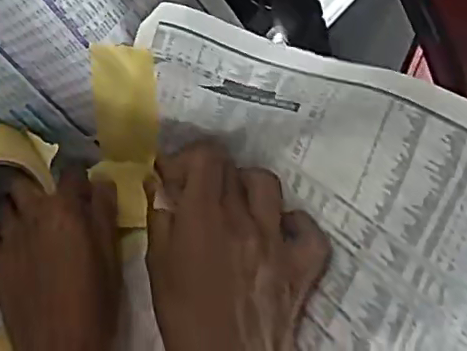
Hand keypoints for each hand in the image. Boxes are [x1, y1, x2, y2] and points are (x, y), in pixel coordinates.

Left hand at [0, 166, 121, 350]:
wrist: (62, 350)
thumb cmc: (95, 307)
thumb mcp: (111, 261)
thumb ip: (105, 216)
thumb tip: (102, 180)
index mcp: (65, 209)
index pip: (70, 173)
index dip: (77, 179)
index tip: (81, 189)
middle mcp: (32, 212)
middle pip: (24, 181)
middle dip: (34, 189)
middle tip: (45, 207)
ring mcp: (8, 234)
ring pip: (3, 205)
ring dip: (11, 210)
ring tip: (21, 223)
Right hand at [147, 141, 330, 350]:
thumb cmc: (182, 313)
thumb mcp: (156, 260)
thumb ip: (158, 215)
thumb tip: (158, 186)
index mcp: (203, 212)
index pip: (206, 154)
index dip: (186, 157)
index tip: (171, 177)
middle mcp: (242, 218)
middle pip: (230, 166)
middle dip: (208, 170)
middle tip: (196, 190)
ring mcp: (275, 243)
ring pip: (267, 185)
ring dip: (247, 186)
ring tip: (235, 203)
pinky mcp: (299, 270)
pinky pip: (310, 234)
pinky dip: (296, 225)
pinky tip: (278, 231)